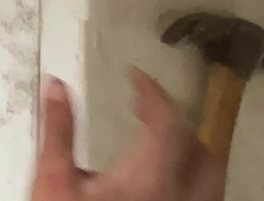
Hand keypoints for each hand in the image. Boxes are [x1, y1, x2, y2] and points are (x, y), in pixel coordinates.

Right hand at [34, 71, 222, 200]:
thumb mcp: (51, 178)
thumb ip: (57, 129)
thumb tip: (55, 83)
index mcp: (147, 182)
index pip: (168, 125)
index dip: (154, 93)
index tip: (133, 75)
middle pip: (205, 155)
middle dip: (179, 123)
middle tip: (143, 105)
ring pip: (212, 183)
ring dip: (189, 151)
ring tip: (152, 136)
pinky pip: (202, 200)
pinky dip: (189, 177)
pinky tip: (159, 176)